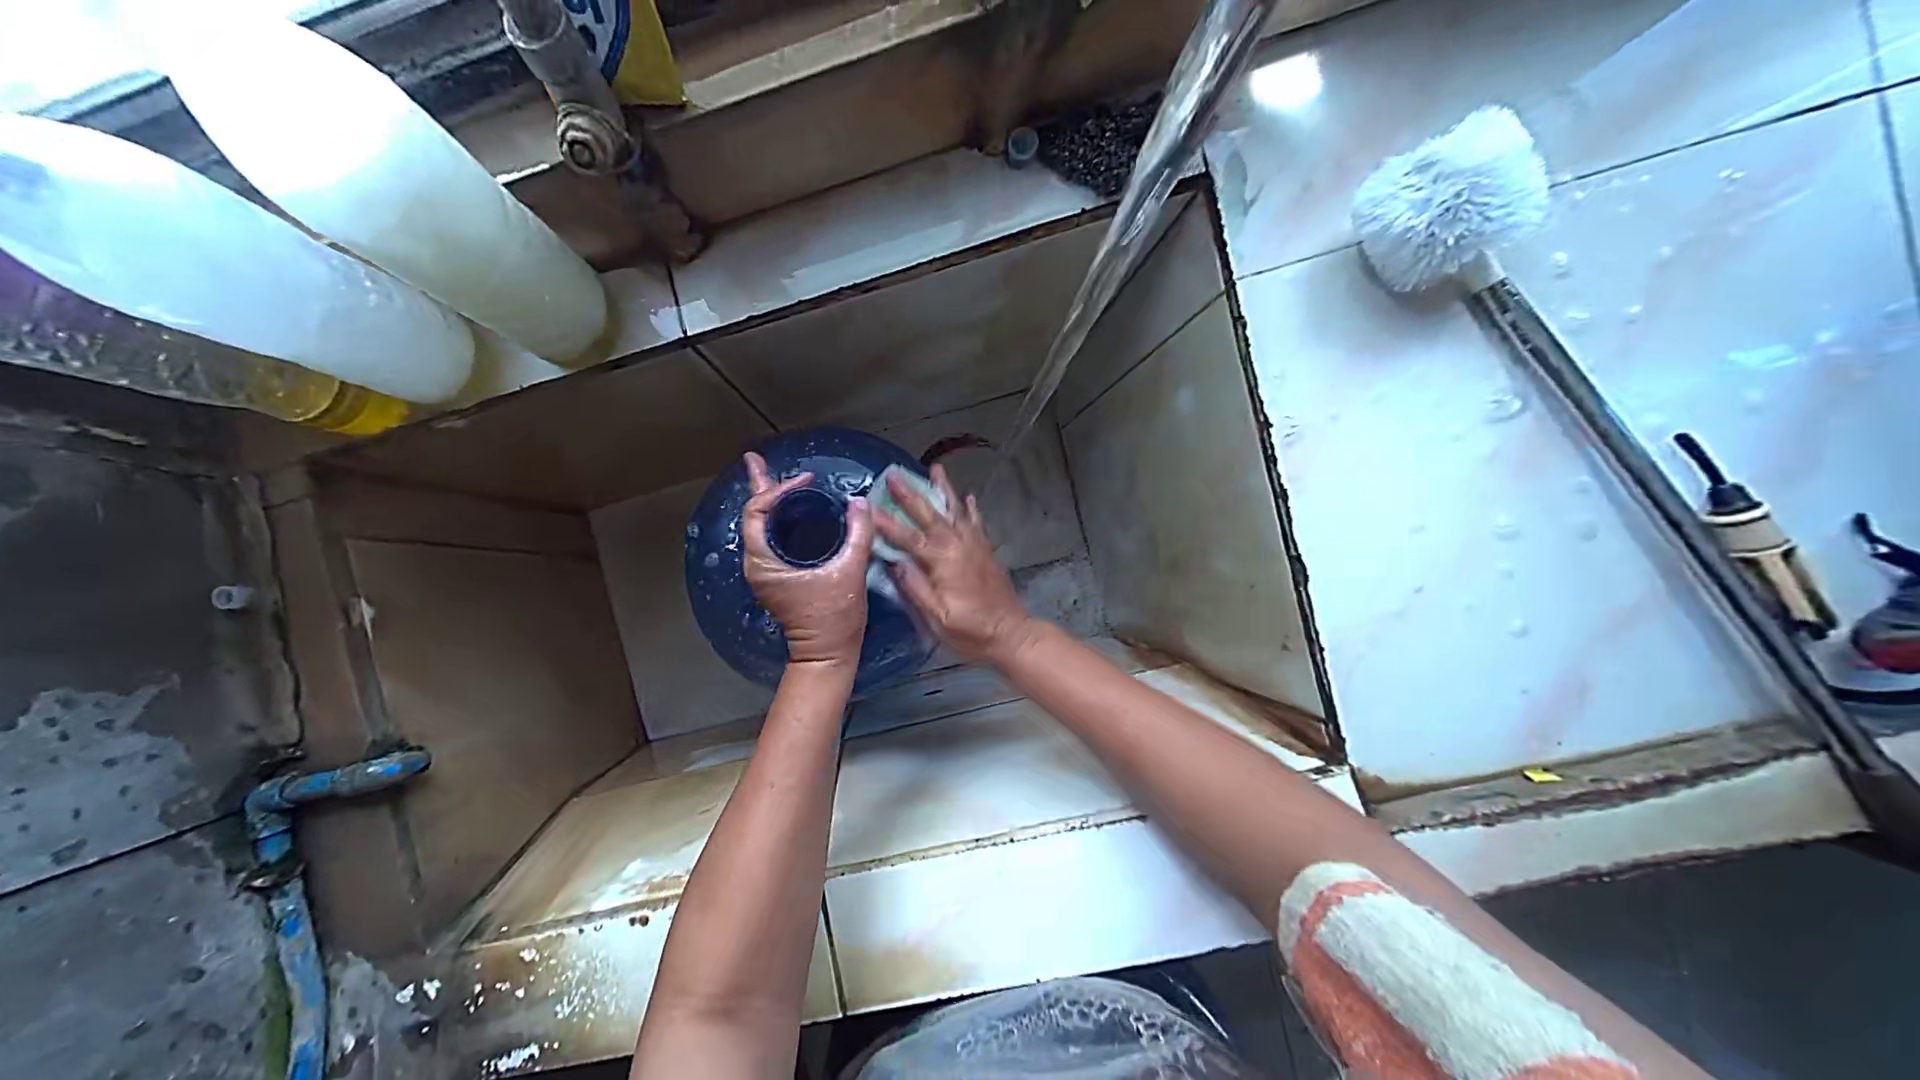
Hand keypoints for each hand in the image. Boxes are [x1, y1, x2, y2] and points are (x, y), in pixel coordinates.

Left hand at [740, 452, 873, 669]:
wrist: (828, 655)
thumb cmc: (833, 618)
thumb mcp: (849, 573)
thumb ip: (858, 535)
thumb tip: (860, 503)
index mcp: (765, 561)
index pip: (759, 512)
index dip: (779, 490)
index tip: (807, 481)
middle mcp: (759, 564)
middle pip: (756, 515)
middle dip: (760, 486)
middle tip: (756, 460)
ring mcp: (768, 572)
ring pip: (765, 527)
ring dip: (771, 501)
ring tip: (773, 478)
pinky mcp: (780, 578)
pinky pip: (775, 539)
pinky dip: (782, 520)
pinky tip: (795, 512)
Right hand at [872, 465, 1033, 664]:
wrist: (1011, 634)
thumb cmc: (970, 631)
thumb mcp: (936, 617)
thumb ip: (915, 588)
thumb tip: (894, 563)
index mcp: (942, 562)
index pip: (908, 538)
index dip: (887, 523)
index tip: (867, 506)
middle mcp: (959, 546)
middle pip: (931, 515)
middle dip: (911, 494)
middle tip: (894, 475)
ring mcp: (975, 546)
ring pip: (956, 511)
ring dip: (944, 490)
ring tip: (936, 469)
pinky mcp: (986, 551)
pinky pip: (976, 522)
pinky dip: (970, 509)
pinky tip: (967, 498)